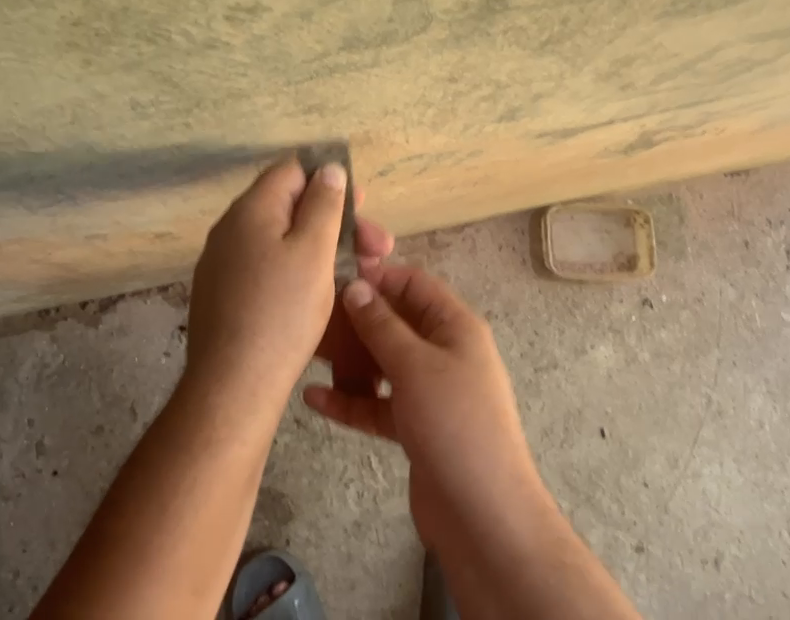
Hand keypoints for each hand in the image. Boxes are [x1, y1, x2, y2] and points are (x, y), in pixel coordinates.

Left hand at [185, 157, 354, 402]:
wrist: (233, 383)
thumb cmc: (282, 312)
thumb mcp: (313, 251)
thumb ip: (323, 205)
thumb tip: (328, 169)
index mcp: (250, 210)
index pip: (291, 171)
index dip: (329, 180)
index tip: (362, 205)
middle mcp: (230, 229)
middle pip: (289, 208)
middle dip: (336, 222)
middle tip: (378, 249)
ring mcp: (223, 264)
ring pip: (280, 241)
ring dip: (322, 250)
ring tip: (361, 276)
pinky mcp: (223, 296)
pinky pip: (266, 268)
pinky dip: (296, 272)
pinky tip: (322, 295)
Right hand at [304, 265, 544, 550]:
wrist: (482, 513)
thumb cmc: (454, 423)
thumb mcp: (415, 365)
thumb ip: (382, 325)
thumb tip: (355, 286)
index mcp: (455, 327)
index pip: (415, 284)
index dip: (379, 276)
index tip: (335, 277)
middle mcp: (444, 353)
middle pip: (396, 323)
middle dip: (358, 319)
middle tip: (312, 317)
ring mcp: (430, 392)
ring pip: (384, 364)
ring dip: (350, 360)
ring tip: (308, 354)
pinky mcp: (415, 427)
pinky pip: (378, 403)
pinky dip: (351, 400)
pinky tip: (314, 398)